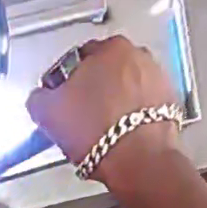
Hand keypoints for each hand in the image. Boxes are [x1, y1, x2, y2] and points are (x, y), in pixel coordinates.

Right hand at [25, 35, 183, 193]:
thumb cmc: (96, 131)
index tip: (58, 102)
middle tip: (77, 117)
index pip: (73, 60)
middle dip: (89, 91)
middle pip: (102, 72)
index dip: (61, 84)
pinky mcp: (168, 101)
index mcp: (106, 48)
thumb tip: (39, 97)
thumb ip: (38, 98)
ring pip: (122, 87)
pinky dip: (129, 115)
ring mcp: (156, 76)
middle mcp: (136, 55)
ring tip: (98, 130)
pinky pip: (140, 104)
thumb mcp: (47, 113)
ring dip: (111, 102)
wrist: (139, 158)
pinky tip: (117, 134)